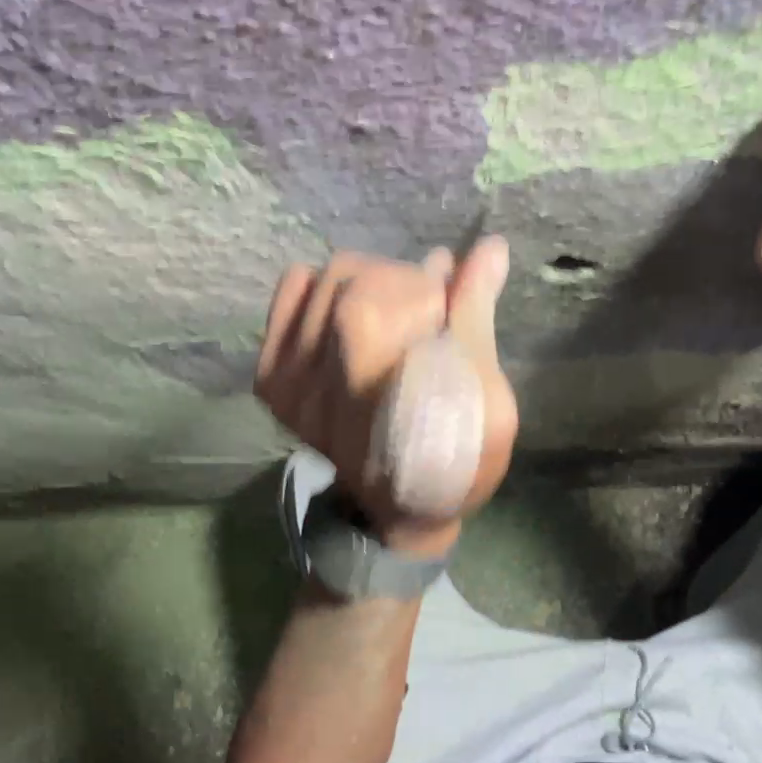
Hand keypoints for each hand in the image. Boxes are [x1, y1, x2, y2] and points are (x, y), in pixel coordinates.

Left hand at [255, 239, 516, 555]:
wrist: (399, 515)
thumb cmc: (455, 464)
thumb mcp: (487, 400)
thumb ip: (475, 317)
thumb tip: (490, 247)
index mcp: (370, 355)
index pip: (402, 284)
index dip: (437, 286)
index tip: (456, 297)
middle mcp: (316, 357)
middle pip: (360, 274)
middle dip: (406, 282)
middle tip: (432, 305)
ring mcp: (286, 371)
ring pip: (326, 277)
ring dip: (370, 283)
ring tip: (397, 310)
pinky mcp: (271, 378)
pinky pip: (290, 295)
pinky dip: (322, 287)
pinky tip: (352, 311)